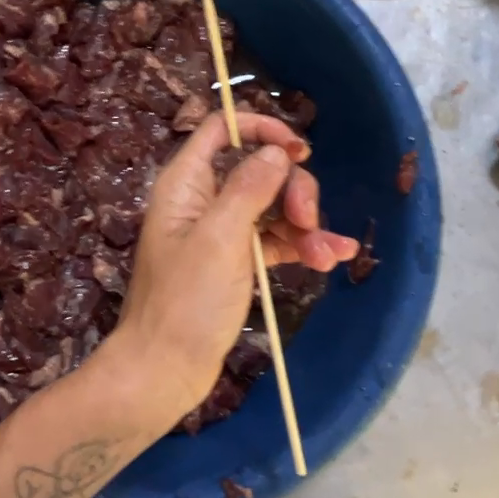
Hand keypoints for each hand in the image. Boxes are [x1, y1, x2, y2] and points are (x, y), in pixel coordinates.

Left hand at [107, 112, 358, 418]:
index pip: (220, 129)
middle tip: (307, 220)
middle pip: (257, 168)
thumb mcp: (219, 238)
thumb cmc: (186, 301)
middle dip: (292, 189)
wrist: (165, 369)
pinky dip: (301, 246)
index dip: (259, 128)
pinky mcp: (235, 262)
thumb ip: (248, 189)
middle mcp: (201, 199)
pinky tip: (332, 259)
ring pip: (273, 206)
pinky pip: (275, 240)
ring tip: (328, 255)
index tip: (298, 150)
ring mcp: (220, 232)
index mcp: (185, 183)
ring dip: (305, 224)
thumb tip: (275, 150)